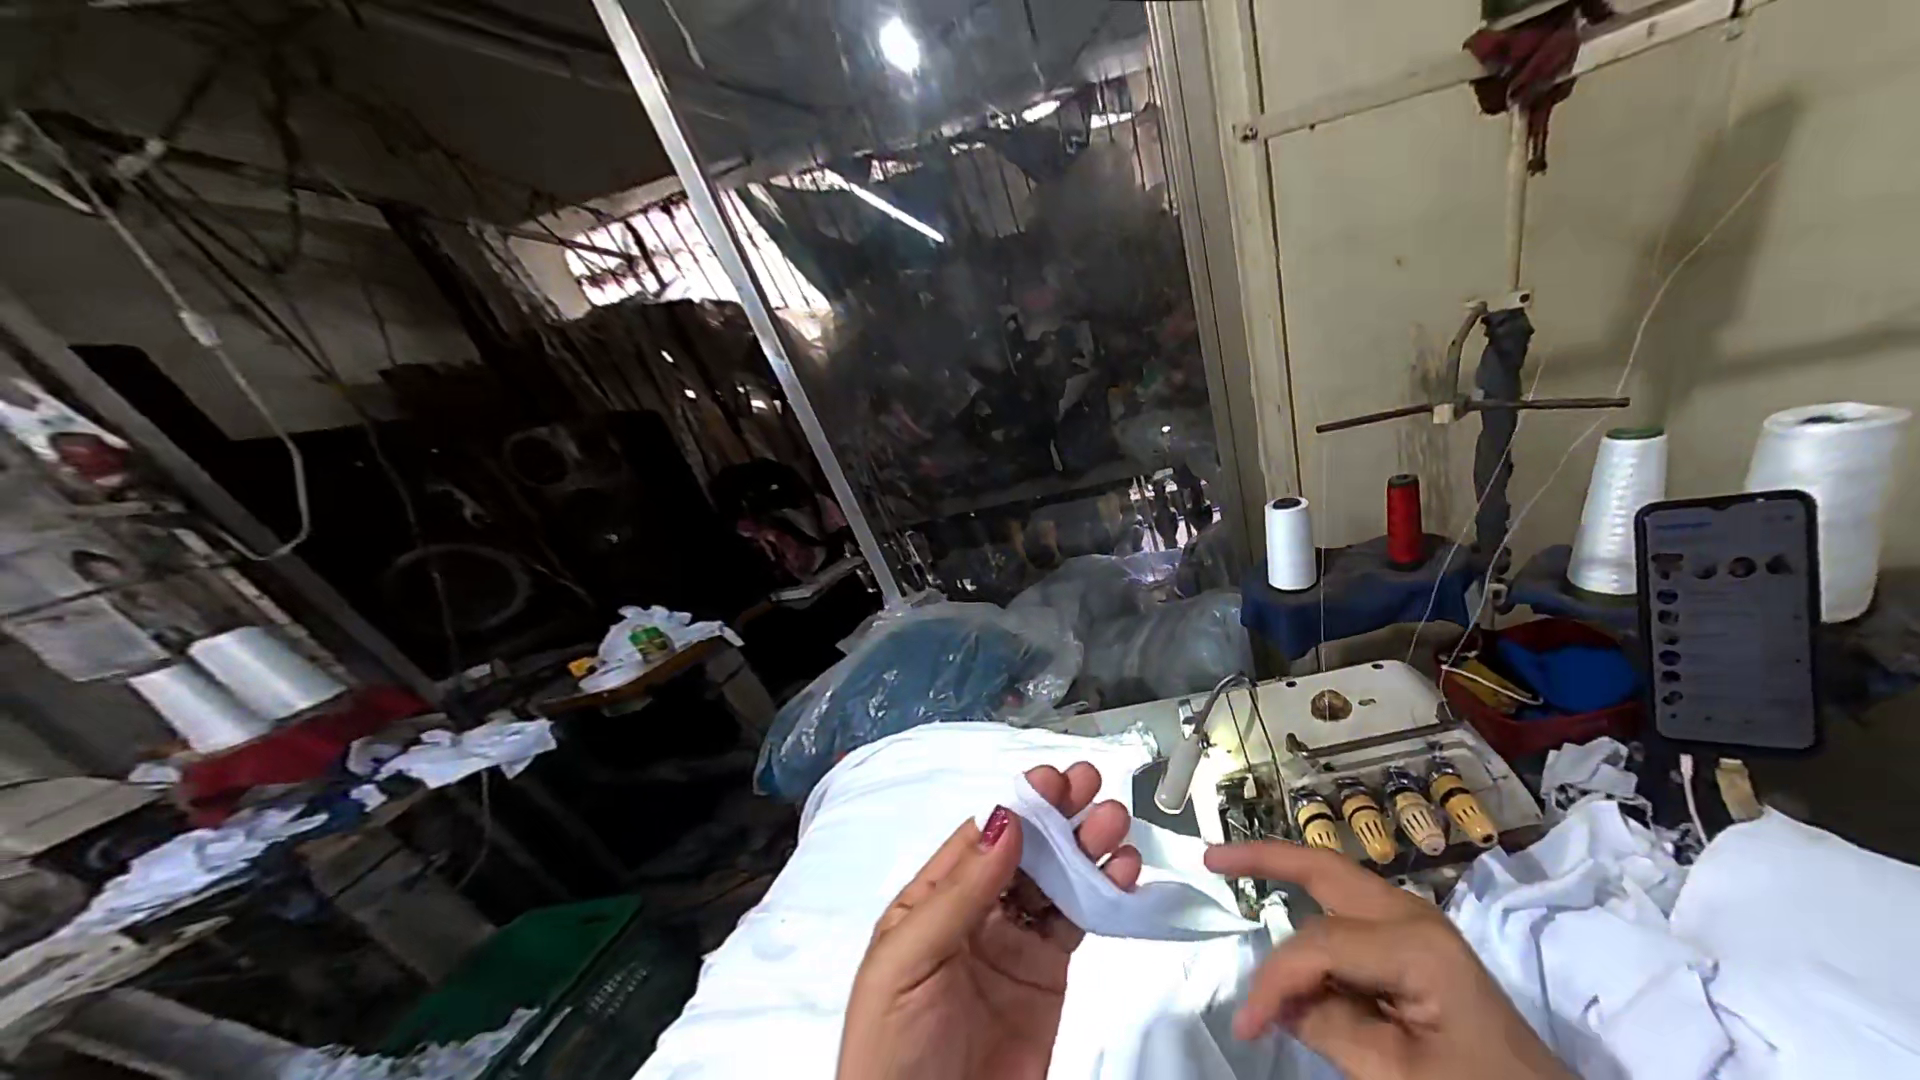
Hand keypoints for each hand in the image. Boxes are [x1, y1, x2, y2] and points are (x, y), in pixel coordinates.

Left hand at [837, 762, 1139, 1079]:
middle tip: (1090, 785)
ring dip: (1084, 847)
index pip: (980, 837)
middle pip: (1023, 850)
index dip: (1017, 806)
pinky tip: (1118, 871)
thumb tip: (1005, 821)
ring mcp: (1013, 940)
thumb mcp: (909, 957)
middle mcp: (975, 910)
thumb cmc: (895, 1043)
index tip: (1051, 781)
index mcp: (933, 898)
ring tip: (1112, 822)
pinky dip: (1099, 893)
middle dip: (1056, 815)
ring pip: (1054, 880)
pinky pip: (1074, 921)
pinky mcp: (1046, 973)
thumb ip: (961, 891)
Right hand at [1204, 842, 1573, 1079]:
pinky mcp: (1416, 941)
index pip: (1317, 947)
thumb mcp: (1396, 1078)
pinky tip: (1287, 925)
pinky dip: (1310, 914)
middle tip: (1211, 858)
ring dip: (1285, 877)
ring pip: (1332, 881)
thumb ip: (1325, 1025)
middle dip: (1263, 857)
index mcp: (1416, 947)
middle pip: (1322, 868)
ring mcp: (1417, 923)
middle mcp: (1413, 916)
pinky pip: (1348, 913)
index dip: (1274, 982)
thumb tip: (1275, 997)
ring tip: (1235, 872)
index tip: (1245, 1026)